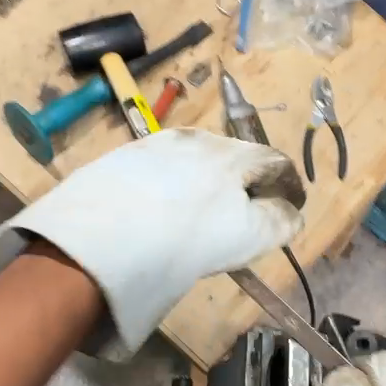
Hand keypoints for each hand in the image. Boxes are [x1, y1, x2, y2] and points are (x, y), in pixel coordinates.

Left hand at [0, 128, 304, 359]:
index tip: (291, 207)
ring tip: (201, 214)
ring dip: (209, 182)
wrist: (95, 246)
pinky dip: (173, 187)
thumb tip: (290, 212)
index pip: (276, 162)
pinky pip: (159, 170)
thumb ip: (278, 221)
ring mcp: (153, 146)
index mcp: (232, 155)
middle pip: (235, 156)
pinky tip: (161, 213)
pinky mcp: (119, 160)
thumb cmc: (186, 244)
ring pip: (196, 161)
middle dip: (248, 182)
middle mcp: (196, 140)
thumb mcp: (247, 237)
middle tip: (246, 213)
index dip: (289, 186)